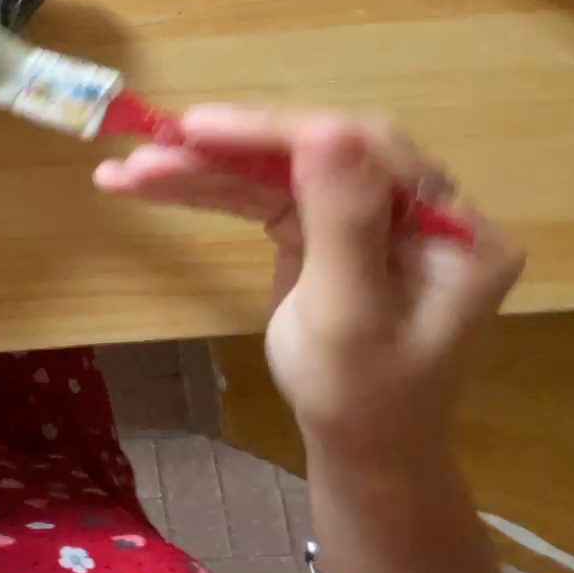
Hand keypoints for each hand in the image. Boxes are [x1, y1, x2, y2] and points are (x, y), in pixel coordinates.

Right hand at [93, 107, 524, 458]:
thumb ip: (343, 221)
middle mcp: (407, 206)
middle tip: (146, 153)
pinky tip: (142, 186)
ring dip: (193, 172)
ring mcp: (356, 215)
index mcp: (448, 227)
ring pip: (266, 174)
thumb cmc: (361, 393)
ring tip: (125, 174)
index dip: (276, 132)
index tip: (198, 128)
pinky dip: (197, 193)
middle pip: (303, 155)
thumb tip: (326, 129)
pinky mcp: (313, 227)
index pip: (361, 149)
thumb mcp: (349, 313)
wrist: (356, 443)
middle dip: (219, 153)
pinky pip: (250, 197)